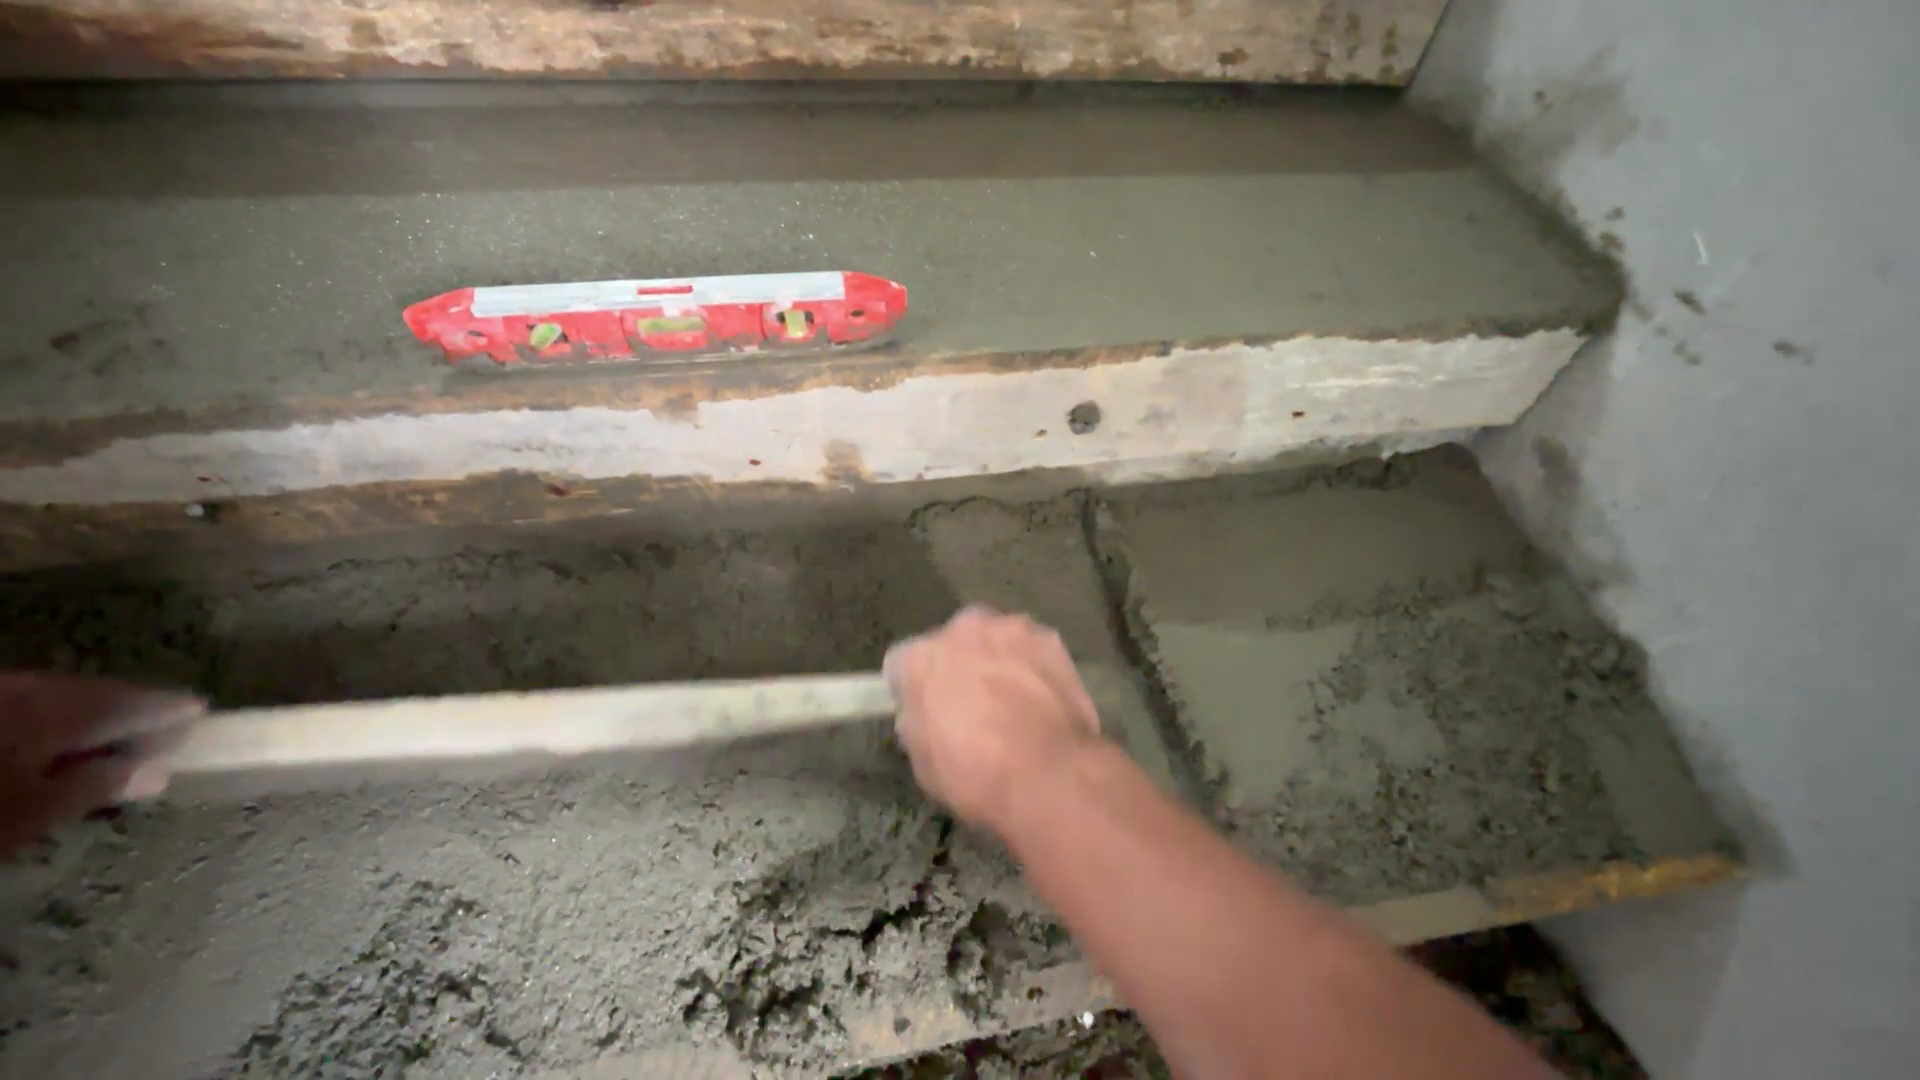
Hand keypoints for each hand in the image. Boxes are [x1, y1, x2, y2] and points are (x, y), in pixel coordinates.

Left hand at [0, 673, 202, 857]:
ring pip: (47, 699)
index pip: (136, 703)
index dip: (170, 712)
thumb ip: (96, 787)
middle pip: (89, 696)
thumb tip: (156, 771)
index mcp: (58, 710)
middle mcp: (25, 690)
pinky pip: (14, 706)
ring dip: (79, 718)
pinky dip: (37, 722)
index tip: (201, 718)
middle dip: (123, 713)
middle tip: (151, 736)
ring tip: (95, 745)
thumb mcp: (28, 815)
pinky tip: (38, 744)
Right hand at [883, 606, 1101, 830]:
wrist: (1050, 775)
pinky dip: (1032, 667)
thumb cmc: (976, 775)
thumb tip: (925, 715)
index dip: (910, 689)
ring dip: (997, 662)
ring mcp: (1011, 630)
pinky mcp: (1051, 640)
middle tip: (969, 706)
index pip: (901, 664)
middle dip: (957, 666)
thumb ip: (918, 724)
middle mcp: (962, 629)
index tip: (921, 711)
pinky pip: (1031, 650)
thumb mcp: (924, 763)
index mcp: (921, 657)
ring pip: (994, 641)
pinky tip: (1042, 701)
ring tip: (1012, 704)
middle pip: (951, 643)